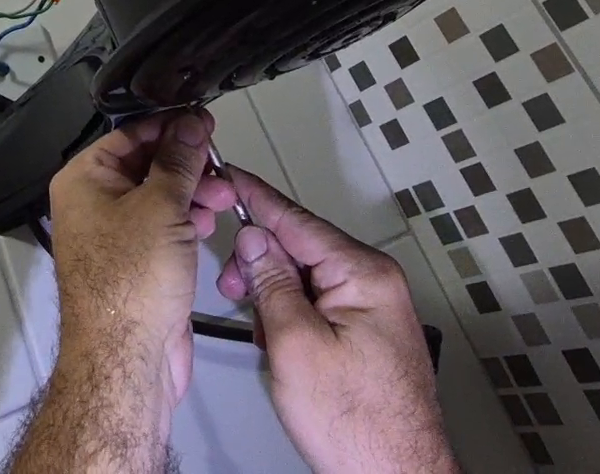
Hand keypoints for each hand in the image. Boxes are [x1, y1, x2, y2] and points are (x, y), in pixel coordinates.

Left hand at [46, 109, 237, 408]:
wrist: (127, 360)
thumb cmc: (130, 282)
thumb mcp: (161, 206)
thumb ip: (179, 161)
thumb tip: (189, 124)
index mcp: (83, 179)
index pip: (129, 135)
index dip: (169, 126)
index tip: (203, 121)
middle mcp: (92, 202)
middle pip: (145, 164)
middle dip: (185, 163)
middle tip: (219, 163)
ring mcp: (114, 234)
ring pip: (158, 196)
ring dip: (191, 192)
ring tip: (222, 195)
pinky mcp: (136, 261)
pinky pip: (163, 226)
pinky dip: (186, 219)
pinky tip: (208, 221)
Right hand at [216, 167, 457, 473]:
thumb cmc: (357, 424)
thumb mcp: (294, 343)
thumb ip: (270, 281)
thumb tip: (254, 236)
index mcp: (362, 274)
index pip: (295, 218)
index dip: (255, 196)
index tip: (227, 174)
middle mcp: (372, 280)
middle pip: (298, 244)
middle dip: (259, 261)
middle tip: (232, 286)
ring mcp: (372, 304)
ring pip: (303, 274)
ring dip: (272, 291)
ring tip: (257, 325)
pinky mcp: (365, 327)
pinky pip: (315, 298)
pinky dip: (289, 310)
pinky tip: (277, 337)